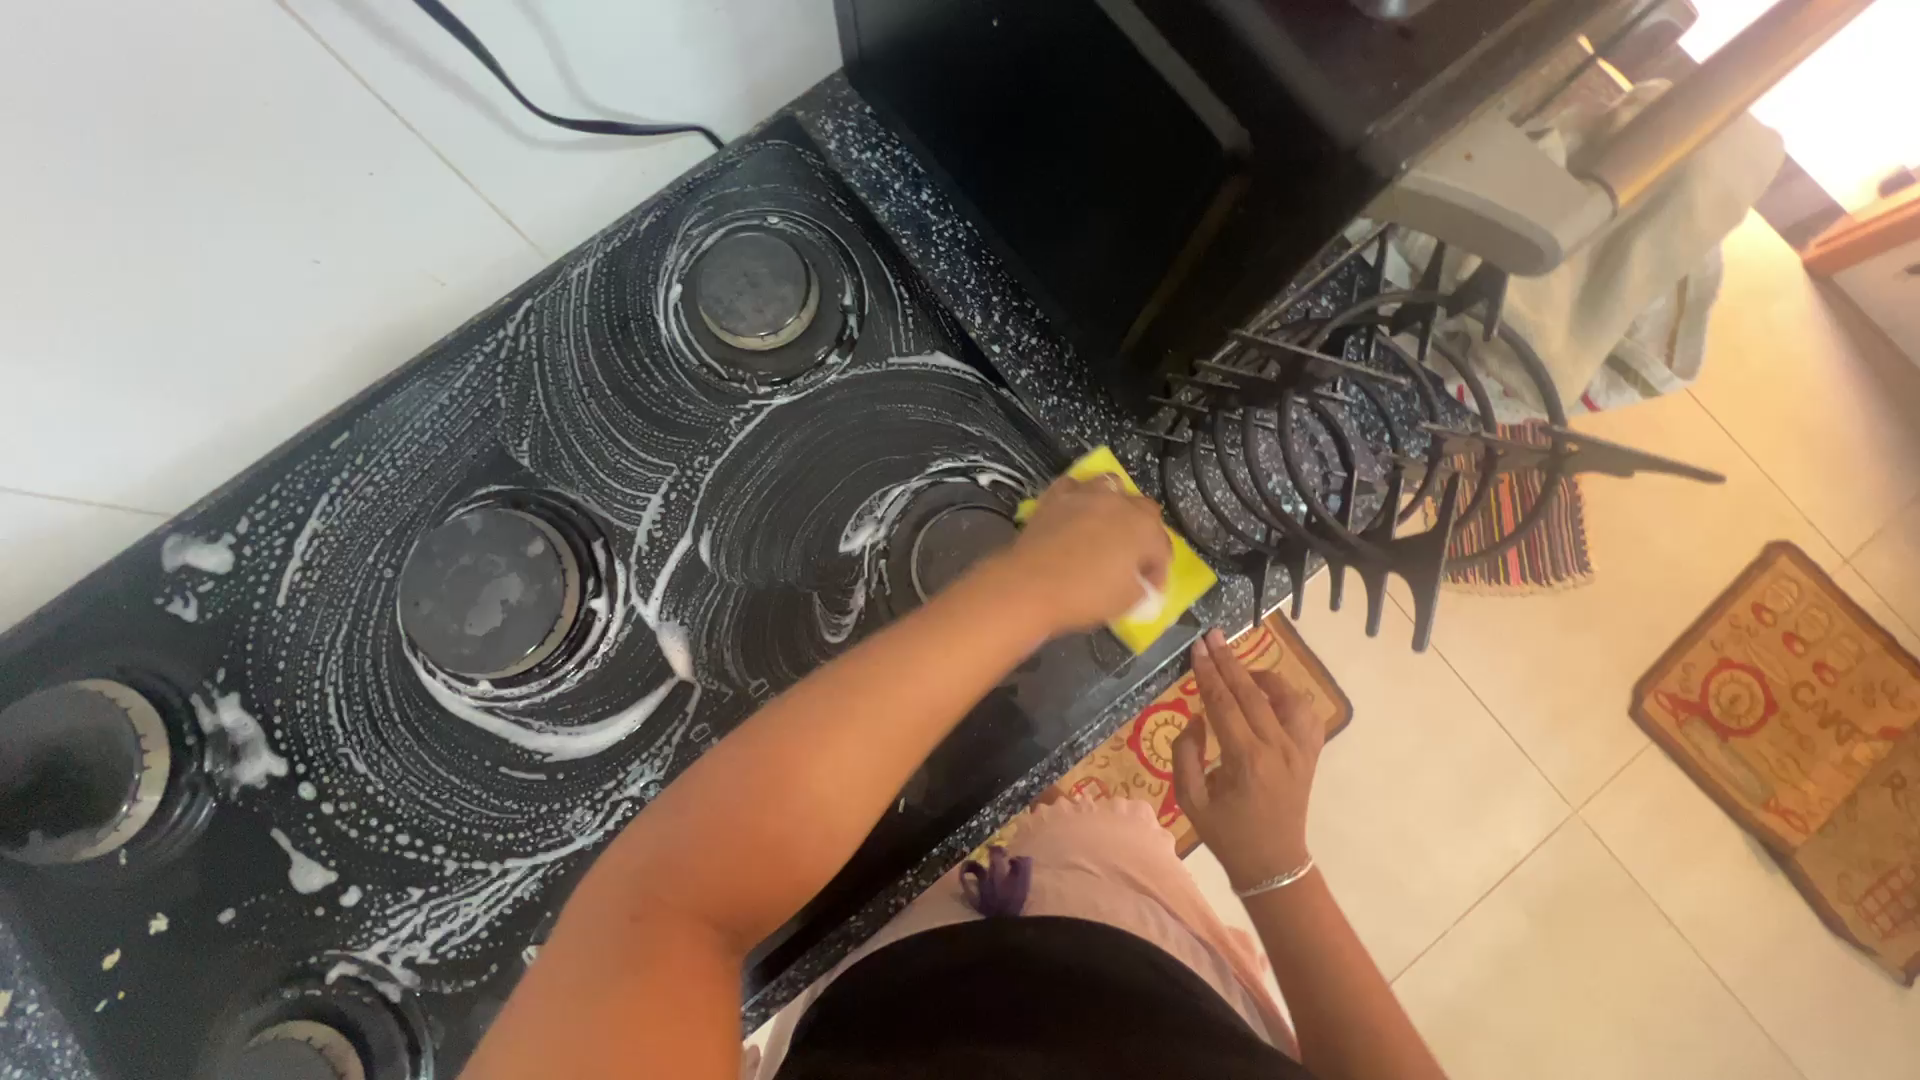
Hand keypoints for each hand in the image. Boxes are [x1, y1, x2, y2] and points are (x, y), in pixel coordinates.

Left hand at [989, 475, 1171, 636]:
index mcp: (1145, 529)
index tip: (1149, 590)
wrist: (1029, 585)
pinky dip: (1079, 495)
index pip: (1162, 548)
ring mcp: (1086, 495)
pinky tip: (1076, 511)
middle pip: (1143, 510)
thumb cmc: (1084, 596)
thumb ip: (1141, 587)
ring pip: (1111, 486)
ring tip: (1107, 526)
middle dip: (1143, 532)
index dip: (1157, 571)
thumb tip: (1139, 581)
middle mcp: (1119, 504)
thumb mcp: (1126, 601)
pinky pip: (1074, 486)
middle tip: (1132, 557)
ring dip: (1115, 503)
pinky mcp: (1056, 496)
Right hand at [1172, 628, 1323, 890]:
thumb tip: (1196, 716)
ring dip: (1260, 676)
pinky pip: (1305, 713)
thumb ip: (1185, 754)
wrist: (1274, 864)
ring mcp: (1301, 751)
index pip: (1224, 704)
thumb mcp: (1190, 799)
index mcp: (1246, 761)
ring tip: (1238, 666)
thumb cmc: (1226, 833)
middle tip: (1213, 636)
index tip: (1197, 648)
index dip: (1208, 673)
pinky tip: (1267, 692)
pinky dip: (1287, 695)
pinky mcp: (1311, 754)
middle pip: (1251, 693)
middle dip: (1229, 662)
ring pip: (1285, 697)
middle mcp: (1278, 749)